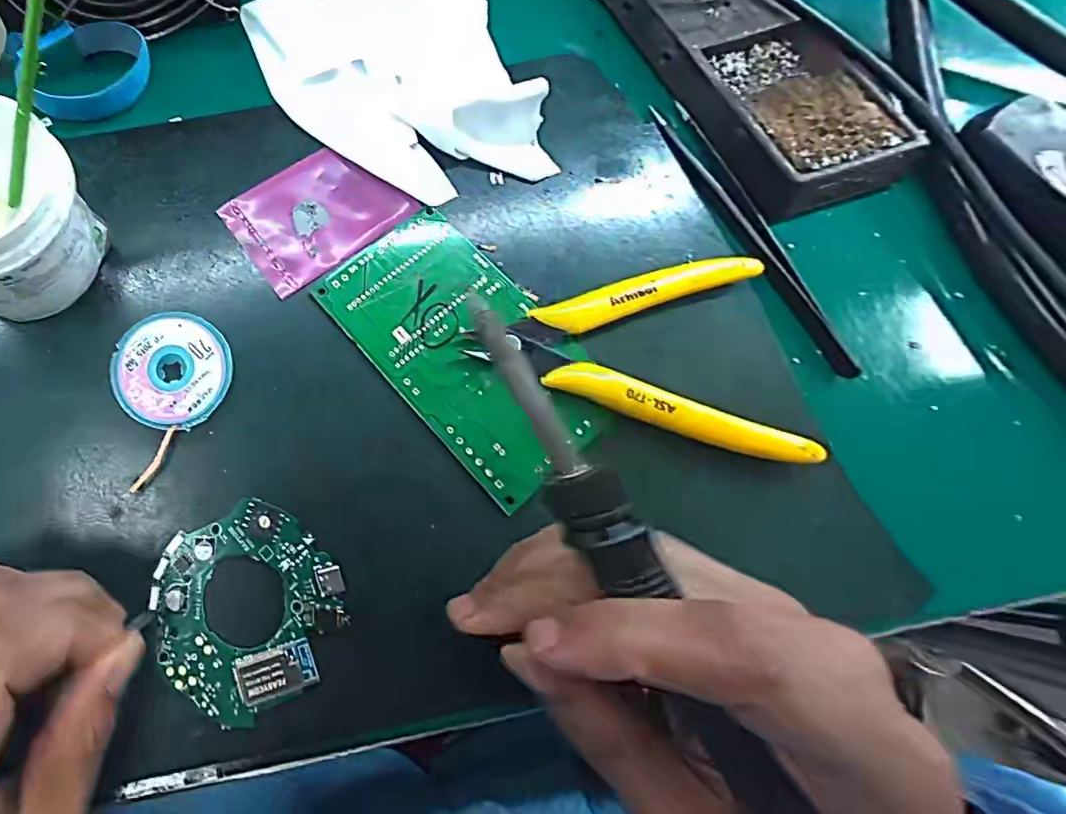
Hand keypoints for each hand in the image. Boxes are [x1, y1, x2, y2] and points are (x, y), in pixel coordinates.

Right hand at [447, 527, 960, 813]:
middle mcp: (817, 641)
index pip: (746, 651)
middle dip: (553, 585)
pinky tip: (518, 593)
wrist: (843, 806)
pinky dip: (559, 566)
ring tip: (483, 606)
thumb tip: (521, 654)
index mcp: (857, 737)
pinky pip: (623, 549)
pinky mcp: (719, 586)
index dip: (628, 634)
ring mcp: (766, 601)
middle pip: (668, 573)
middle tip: (473, 616)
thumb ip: (615, 743)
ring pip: (633, 543)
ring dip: (542, 568)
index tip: (530, 645)